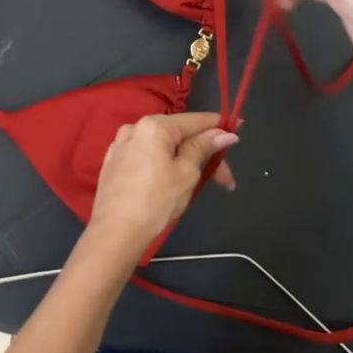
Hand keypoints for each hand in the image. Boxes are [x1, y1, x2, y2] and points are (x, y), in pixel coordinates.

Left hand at [82, 112, 237, 263]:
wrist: (116, 232)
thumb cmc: (156, 200)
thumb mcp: (187, 172)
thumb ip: (203, 147)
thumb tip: (224, 132)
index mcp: (154, 126)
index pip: (194, 120)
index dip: (218, 126)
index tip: (239, 128)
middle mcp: (134, 128)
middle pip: (178, 135)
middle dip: (203, 152)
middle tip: (225, 178)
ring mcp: (120, 146)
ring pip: (161, 147)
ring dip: (184, 160)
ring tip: (199, 182)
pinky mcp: (113, 164)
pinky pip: (146, 157)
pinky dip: (163, 164)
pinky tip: (172, 182)